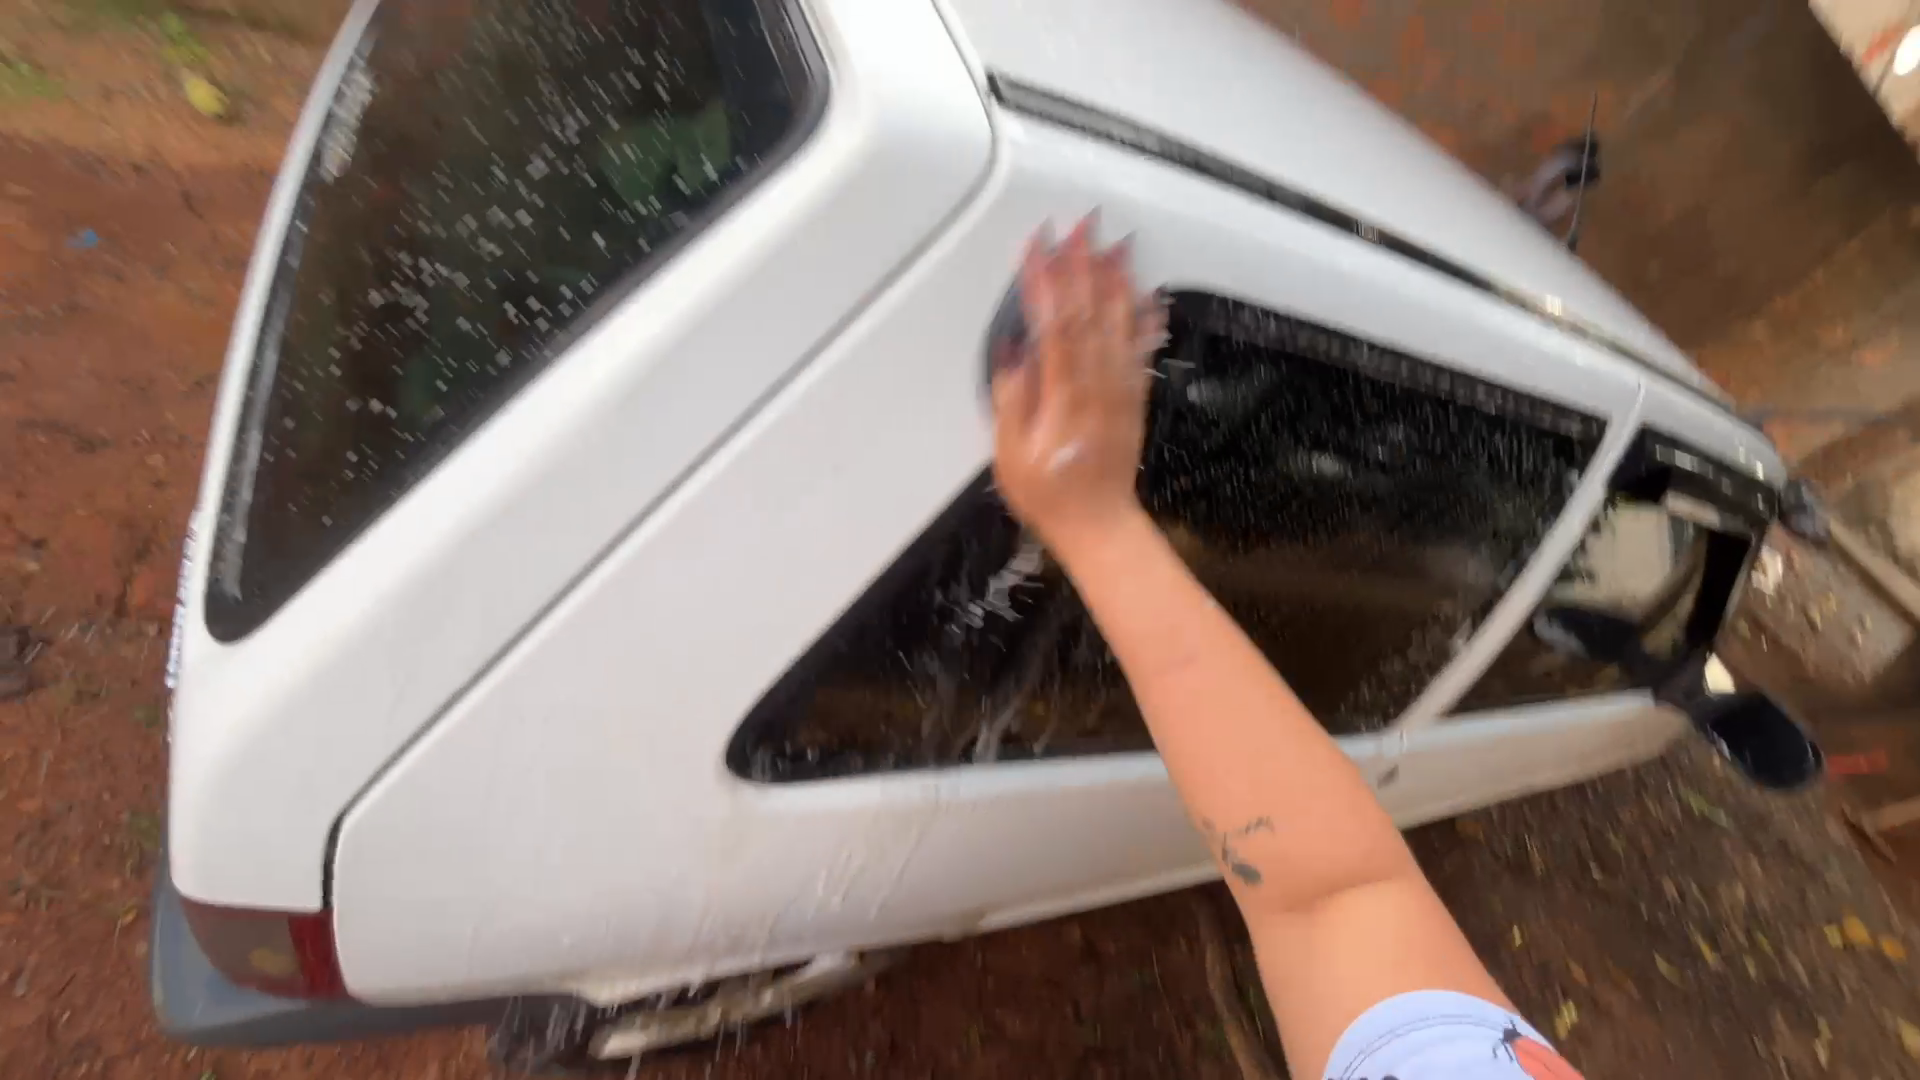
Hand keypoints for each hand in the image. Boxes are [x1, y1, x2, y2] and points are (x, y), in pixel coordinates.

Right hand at [990, 217, 1165, 559]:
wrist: (1098, 525)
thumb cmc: (1051, 496)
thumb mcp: (1012, 457)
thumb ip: (1014, 401)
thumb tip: (1015, 353)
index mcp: (1065, 400)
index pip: (1054, 327)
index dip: (1044, 283)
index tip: (1035, 248)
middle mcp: (1098, 389)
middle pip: (1090, 315)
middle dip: (1082, 266)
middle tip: (1078, 227)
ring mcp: (1121, 392)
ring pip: (1121, 325)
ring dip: (1117, 281)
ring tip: (1115, 244)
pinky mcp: (1134, 399)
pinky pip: (1143, 351)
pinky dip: (1146, 319)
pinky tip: (1148, 294)